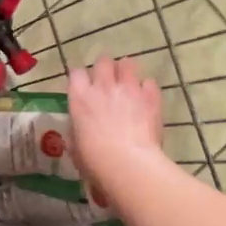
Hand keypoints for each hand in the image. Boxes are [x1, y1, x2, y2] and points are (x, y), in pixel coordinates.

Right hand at [67, 56, 163, 187]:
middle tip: (108, 81)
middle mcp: (103, 87)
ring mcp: (128, 89)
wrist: (129, 164)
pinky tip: (146, 99)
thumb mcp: (75, 146)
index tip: (83, 86)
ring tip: (128, 83)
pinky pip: (149, 82)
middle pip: (103, 61)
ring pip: (128, 63)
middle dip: (105, 68)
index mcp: (80, 98)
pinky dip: (147, 88)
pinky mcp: (150, 96)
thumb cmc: (95, 160)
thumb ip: (77, 130)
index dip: (80, 78)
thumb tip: (79, 128)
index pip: (76, 72)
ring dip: (126, 71)